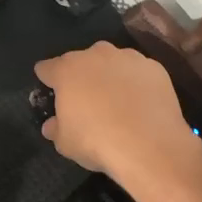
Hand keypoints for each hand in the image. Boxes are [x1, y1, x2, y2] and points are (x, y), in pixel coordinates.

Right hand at [35, 43, 201, 178]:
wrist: (149, 146)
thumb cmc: (96, 142)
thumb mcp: (65, 143)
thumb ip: (55, 128)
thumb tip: (52, 124)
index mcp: (67, 70)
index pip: (47, 68)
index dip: (46, 80)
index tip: (50, 91)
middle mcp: (96, 55)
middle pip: (81, 61)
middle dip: (80, 76)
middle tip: (84, 100)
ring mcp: (128, 58)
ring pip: (112, 62)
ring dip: (109, 76)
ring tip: (115, 101)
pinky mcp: (155, 68)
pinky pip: (137, 72)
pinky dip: (135, 83)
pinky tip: (139, 104)